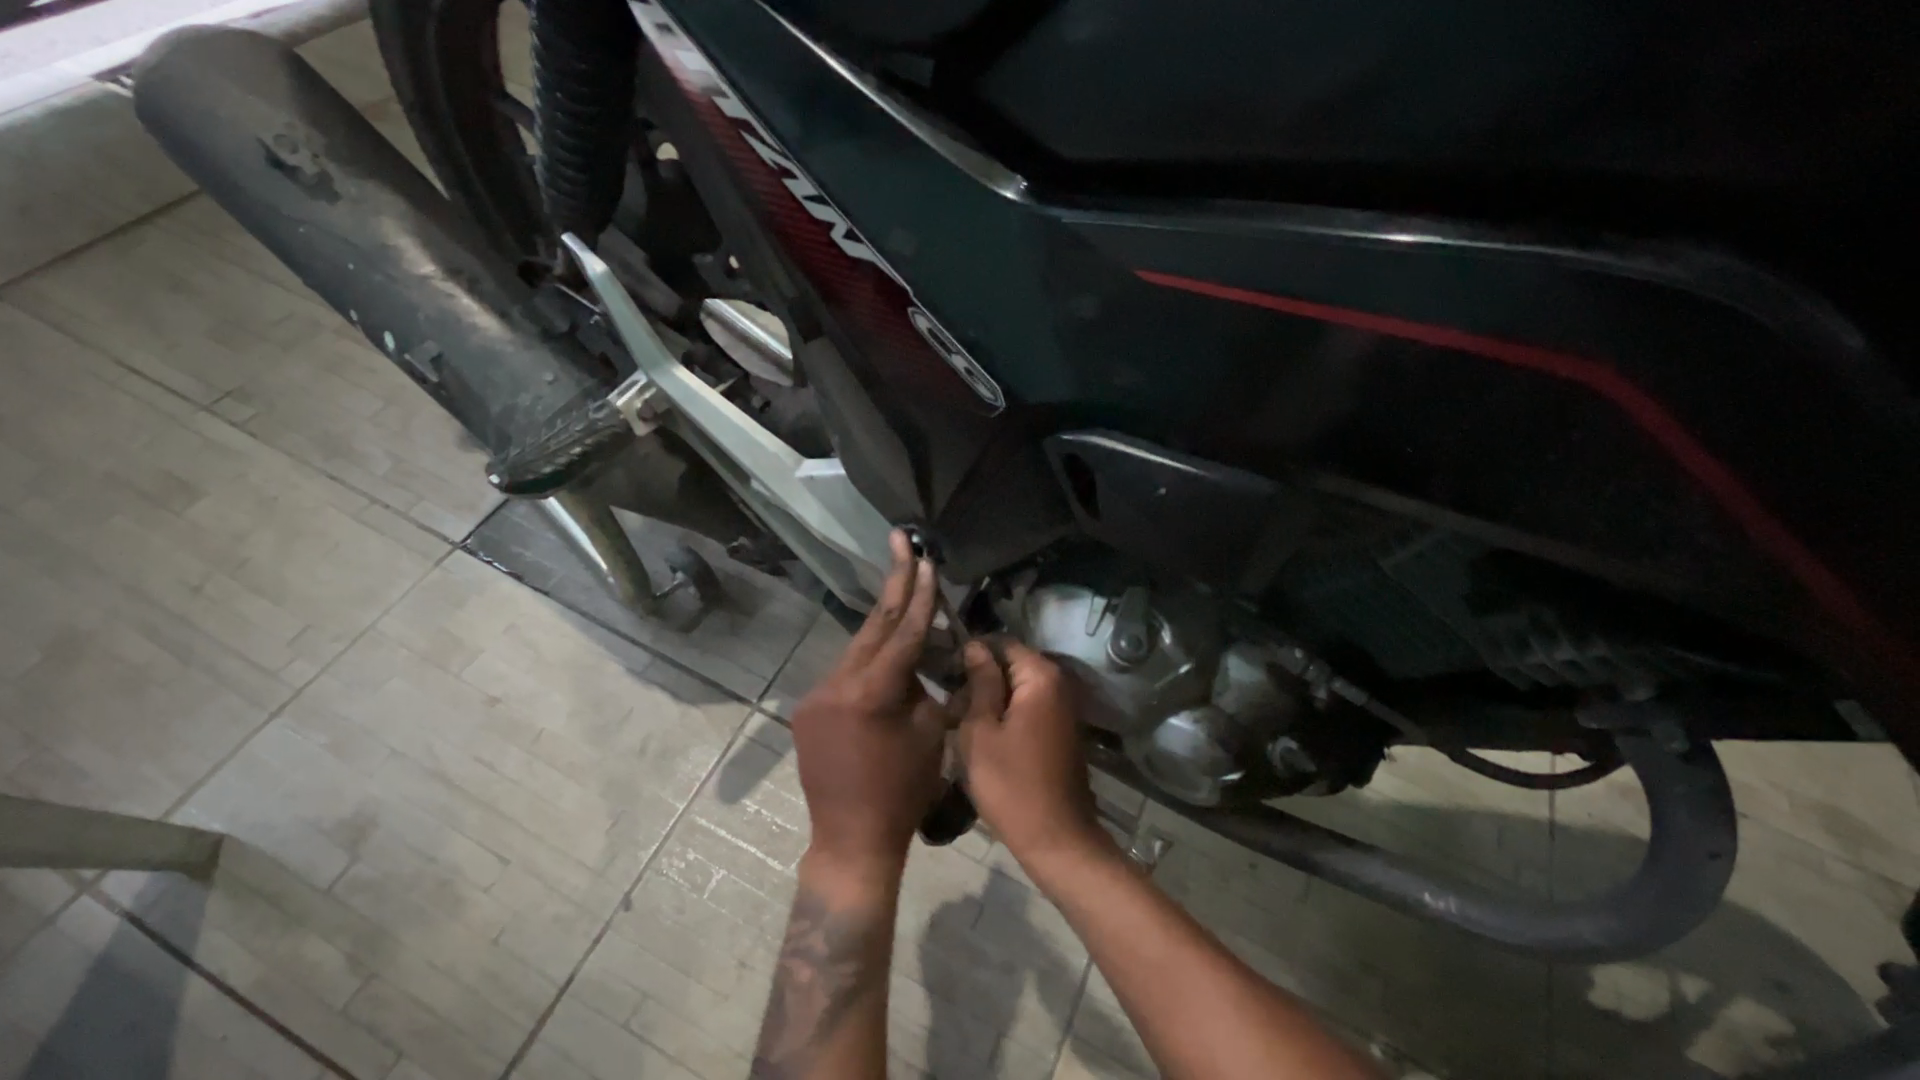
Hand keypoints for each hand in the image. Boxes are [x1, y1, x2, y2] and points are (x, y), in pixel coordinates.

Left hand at [790, 530, 949, 882]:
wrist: (852, 838)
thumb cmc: (904, 791)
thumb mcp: (932, 735)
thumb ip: (928, 687)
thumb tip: (931, 657)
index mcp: (873, 691)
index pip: (903, 632)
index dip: (919, 594)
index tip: (925, 559)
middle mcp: (837, 684)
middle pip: (872, 628)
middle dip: (893, 586)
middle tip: (900, 542)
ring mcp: (816, 697)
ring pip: (856, 651)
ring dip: (882, 627)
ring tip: (902, 593)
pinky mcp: (806, 711)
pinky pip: (842, 675)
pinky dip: (865, 662)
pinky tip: (882, 656)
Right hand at [955, 640, 1110, 871]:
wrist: (1055, 838)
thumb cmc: (1010, 784)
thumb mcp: (981, 731)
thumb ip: (979, 683)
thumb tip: (976, 646)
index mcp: (1041, 677)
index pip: (1002, 643)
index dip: (970, 652)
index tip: (942, 670)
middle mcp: (1059, 684)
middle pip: (1011, 665)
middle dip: (978, 679)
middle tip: (946, 704)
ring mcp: (1062, 709)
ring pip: (1017, 690)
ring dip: (989, 701)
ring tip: (956, 723)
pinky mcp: (1059, 732)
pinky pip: (1027, 709)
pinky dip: (1005, 717)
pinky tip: (980, 737)